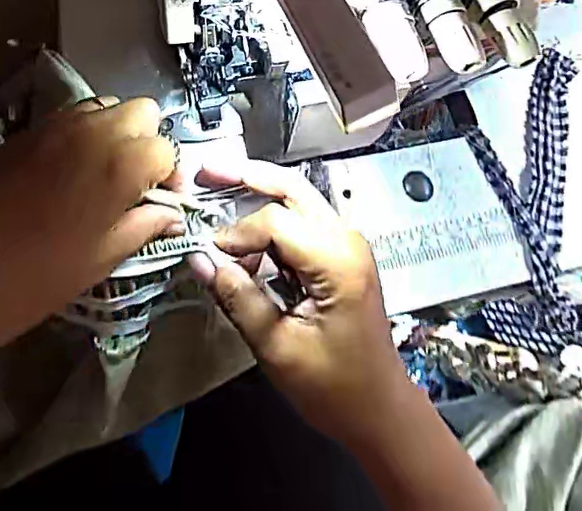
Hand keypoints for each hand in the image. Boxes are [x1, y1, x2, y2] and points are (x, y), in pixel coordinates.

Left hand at [0, 96, 184, 296]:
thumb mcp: (101, 259)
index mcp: (122, 162)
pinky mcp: (30, 130)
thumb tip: (171, 215)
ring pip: (109, 107)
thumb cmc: (32, 279)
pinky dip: (88, 134)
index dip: (171, 177)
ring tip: (105, 176)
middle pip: (144, 112)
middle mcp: (96, 130)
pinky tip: (73, 173)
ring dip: (119, 133)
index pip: (167, 150)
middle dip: (149, 141)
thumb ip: (145, 226)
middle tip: (138, 183)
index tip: (163, 203)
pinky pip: (76, 116)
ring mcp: (60, 124)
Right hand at [186, 161, 413, 448]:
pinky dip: (270, 226)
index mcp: (337, 259)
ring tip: (219, 198)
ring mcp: (346, 242)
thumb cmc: (336, 387)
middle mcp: (346, 238)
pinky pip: (301, 224)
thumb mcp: (278, 348)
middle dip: (247, 175)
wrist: (380, 409)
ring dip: (257, 196)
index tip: (210, 253)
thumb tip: (201, 260)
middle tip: (208, 171)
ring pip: (297, 199)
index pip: (275, 222)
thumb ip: (239, 299)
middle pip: (292, 187)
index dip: (236, 234)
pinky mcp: (341, 253)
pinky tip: (247, 245)